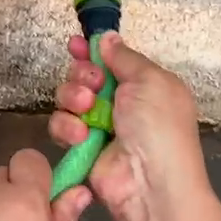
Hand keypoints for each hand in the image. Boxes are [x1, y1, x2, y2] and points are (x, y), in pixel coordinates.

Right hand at [50, 34, 206, 220]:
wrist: (151, 183)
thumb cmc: (158, 126)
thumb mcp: (149, 80)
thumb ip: (124, 57)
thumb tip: (108, 37)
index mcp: (144, 84)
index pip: (112, 59)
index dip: (92, 51)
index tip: (76, 44)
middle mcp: (122, 103)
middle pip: (85, 75)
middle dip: (82, 75)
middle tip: (92, 85)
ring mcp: (101, 125)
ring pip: (69, 98)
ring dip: (73, 98)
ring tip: (86, 109)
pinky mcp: (82, 147)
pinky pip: (62, 126)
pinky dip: (67, 127)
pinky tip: (81, 135)